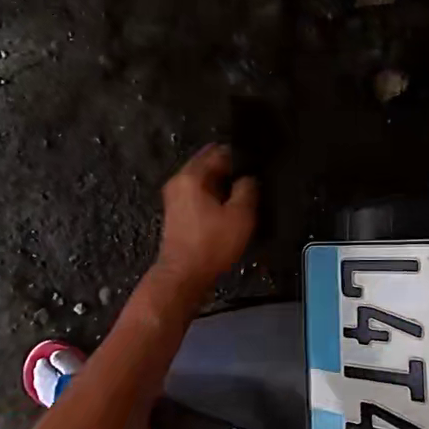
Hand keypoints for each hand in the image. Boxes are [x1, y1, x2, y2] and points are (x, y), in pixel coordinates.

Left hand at [151, 144, 257, 295]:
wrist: (184, 275)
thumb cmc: (211, 245)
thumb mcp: (240, 216)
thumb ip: (248, 189)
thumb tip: (248, 178)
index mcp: (191, 176)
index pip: (218, 152)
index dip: (239, 157)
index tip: (254, 164)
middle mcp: (178, 182)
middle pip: (207, 164)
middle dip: (228, 169)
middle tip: (250, 180)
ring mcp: (174, 198)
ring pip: (202, 181)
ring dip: (220, 184)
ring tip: (242, 194)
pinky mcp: (176, 214)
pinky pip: (197, 195)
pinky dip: (212, 197)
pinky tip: (226, 209)